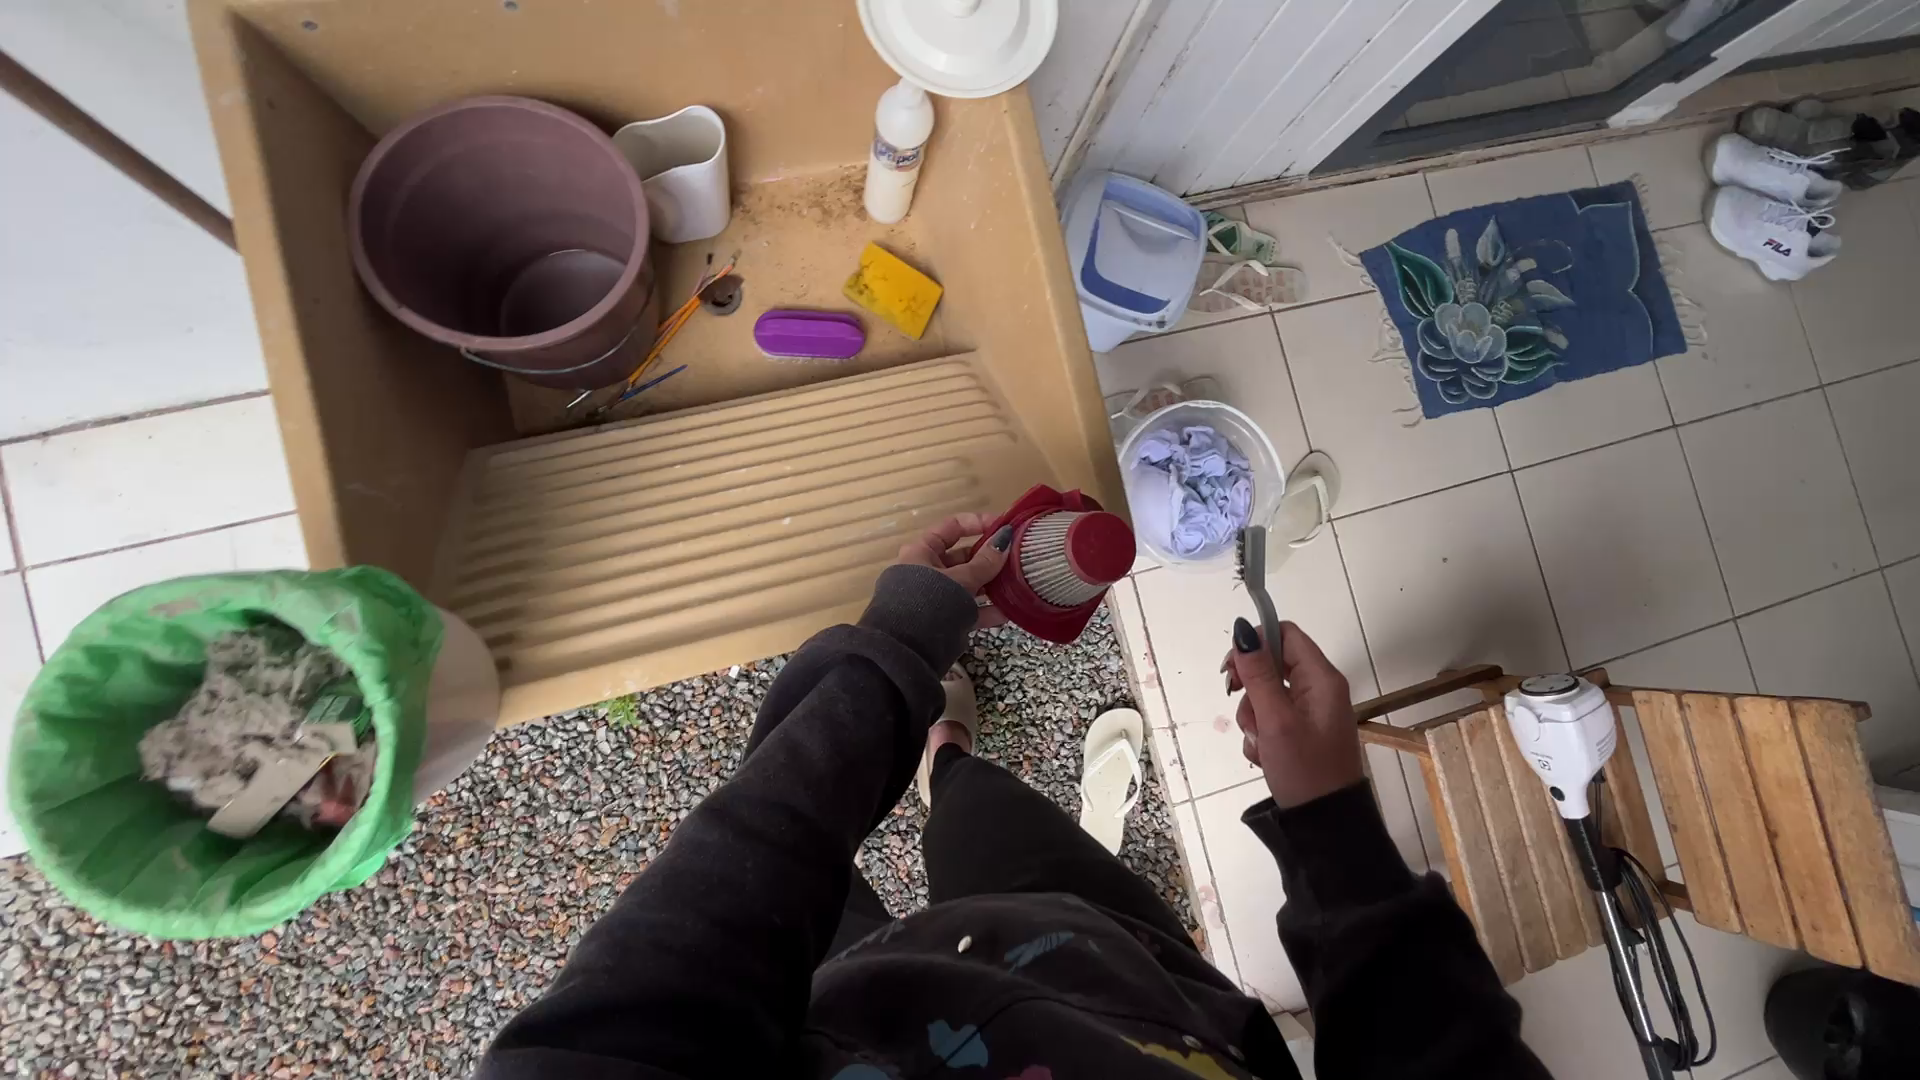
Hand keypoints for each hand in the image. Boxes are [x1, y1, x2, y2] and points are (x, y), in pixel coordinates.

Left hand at [894, 513, 1013, 628]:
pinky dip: (986, 610)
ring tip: (1017, 585)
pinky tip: (1008, 613)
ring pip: (968, 585)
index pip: (953, 526)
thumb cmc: (931, 601)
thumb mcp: (961, 578)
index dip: (979, 523)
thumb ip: (986, 561)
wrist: (907, 648)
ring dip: (991, 585)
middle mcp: (927, 571)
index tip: (1005, 526)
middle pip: (963, 557)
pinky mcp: (942, 620)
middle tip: (1017, 559)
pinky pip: (967, 610)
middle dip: (990, 558)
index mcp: (923, 551)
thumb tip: (1006, 538)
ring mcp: (935, 596)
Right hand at [1221, 618, 1364, 808]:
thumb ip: (1258, 673)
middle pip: (1273, 662)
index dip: (1255, 642)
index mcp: (1321, 678)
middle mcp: (1319, 688)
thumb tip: (1242, 629)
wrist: (1324, 824)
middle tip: (1237, 703)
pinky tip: (1263, 752)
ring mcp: (1311, 711)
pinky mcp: (1302, 730)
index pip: (1285, 633)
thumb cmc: (1304, 768)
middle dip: (1250, 685)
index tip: (1233, 669)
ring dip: (1252, 713)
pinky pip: (1271, 715)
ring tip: (1258, 740)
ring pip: (1267, 692)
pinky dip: (1260, 730)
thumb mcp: (1275, 719)